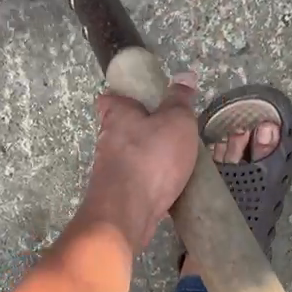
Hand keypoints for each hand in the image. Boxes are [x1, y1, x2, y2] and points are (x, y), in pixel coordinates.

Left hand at [73, 72, 199, 248]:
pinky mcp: (117, 198)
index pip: (109, 99)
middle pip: (121, 130)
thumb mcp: (176, 121)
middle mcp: (107, 142)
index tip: (141, 100)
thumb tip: (184, 77)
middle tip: (169, 132)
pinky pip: (136, 184)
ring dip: (147, 160)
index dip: (122, 97)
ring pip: (128, 159)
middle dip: (141, 130)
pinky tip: (169, 188)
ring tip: (175, 161)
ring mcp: (109, 173)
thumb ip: (180, 100)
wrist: (127, 214)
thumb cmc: (151, 159)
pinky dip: (149, 184)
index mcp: (117, 116)